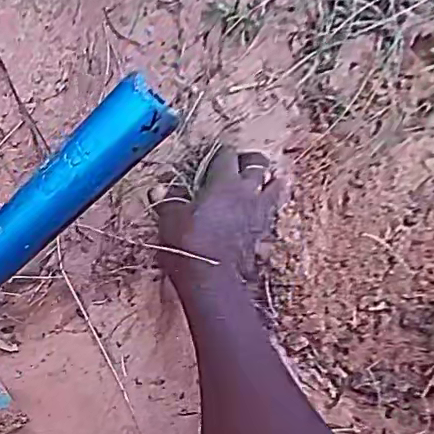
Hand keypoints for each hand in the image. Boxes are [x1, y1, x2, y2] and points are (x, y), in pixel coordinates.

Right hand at [152, 146, 284, 284]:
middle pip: (257, 163)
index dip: (217, 155)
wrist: (212, 277)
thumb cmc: (188, 244)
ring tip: (259, 183)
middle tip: (236, 166)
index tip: (209, 160)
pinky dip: (268, 207)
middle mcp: (247, 191)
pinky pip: (272, 211)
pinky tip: (258, 212)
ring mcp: (259, 211)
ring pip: (275, 184)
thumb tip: (158, 190)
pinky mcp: (264, 232)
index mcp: (223, 183)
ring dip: (268, 181)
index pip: (225, 156)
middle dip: (247, 161)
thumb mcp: (170, 221)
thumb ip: (168, 202)